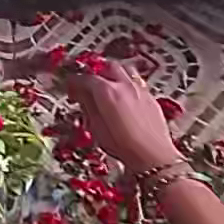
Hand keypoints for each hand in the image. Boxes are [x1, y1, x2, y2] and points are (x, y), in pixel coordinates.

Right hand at [68, 59, 182, 173]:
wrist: (153, 156)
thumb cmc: (125, 146)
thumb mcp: (96, 128)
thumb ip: (87, 107)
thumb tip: (81, 96)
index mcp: (107, 92)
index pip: (85, 79)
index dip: (74, 83)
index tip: (71, 88)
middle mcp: (124, 86)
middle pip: (107, 68)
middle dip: (95, 74)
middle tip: (88, 86)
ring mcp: (140, 90)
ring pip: (125, 70)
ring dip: (113, 75)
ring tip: (107, 87)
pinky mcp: (150, 97)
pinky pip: (136, 82)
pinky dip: (126, 84)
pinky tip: (123, 97)